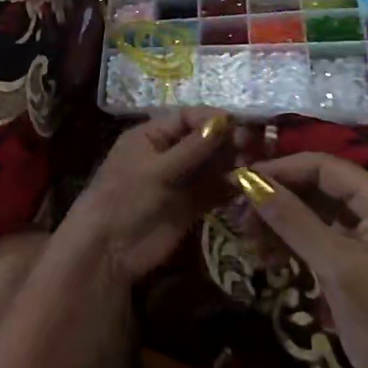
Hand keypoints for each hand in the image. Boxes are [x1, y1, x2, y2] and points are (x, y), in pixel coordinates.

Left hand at [61, 108, 240, 280]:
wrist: (109, 249)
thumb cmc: (124, 199)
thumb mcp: (156, 170)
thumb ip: (191, 149)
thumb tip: (224, 121)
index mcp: (150, 137)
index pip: (186, 118)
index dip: (212, 120)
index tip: (240, 125)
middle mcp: (167, 154)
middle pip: (203, 140)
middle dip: (228, 141)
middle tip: (255, 145)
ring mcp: (180, 180)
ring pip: (213, 165)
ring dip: (234, 163)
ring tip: (257, 163)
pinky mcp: (191, 205)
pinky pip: (215, 189)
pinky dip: (231, 186)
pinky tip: (250, 184)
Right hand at [238, 153, 367, 367]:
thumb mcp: (336, 265)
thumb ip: (292, 219)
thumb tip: (248, 181)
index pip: (324, 167)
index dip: (278, 170)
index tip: (236, 183)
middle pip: (317, 187)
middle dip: (276, 199)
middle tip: (238, 218)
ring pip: (313, 212)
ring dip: (279, 223)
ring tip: (248, 242)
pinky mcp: (360, 260)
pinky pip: (318, 237)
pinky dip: (291, 243)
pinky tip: (268, 258)